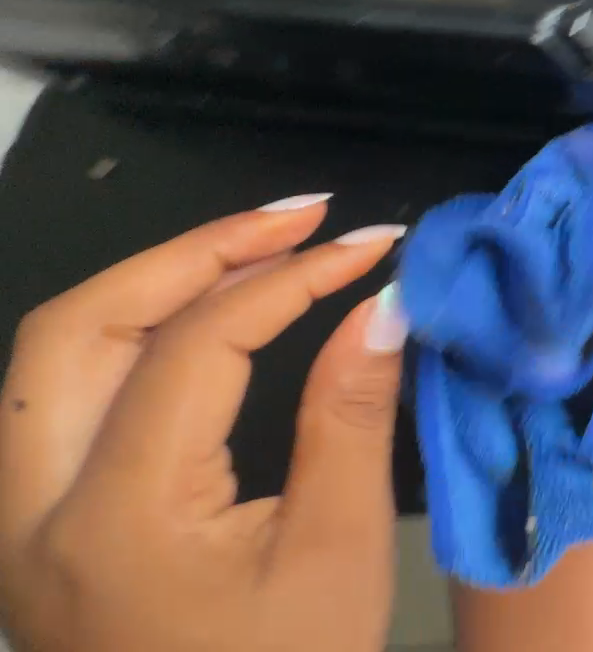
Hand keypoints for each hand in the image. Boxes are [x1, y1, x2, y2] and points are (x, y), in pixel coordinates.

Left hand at [0, 197, 409, 651]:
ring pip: (55, 355)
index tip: (381, 245)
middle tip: (303, 217)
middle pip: (77, 329)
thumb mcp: (339, 544)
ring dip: (161, 279)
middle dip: (197, 250)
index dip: (294, 278)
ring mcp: (17, 517)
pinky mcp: (39, 523)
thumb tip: (386, 307)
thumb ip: (350, 416)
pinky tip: (213, 312)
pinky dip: (145, 326)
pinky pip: (71, 392)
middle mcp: (28, 507)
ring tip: (265, 242)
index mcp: (114, 515)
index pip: (196, 346)